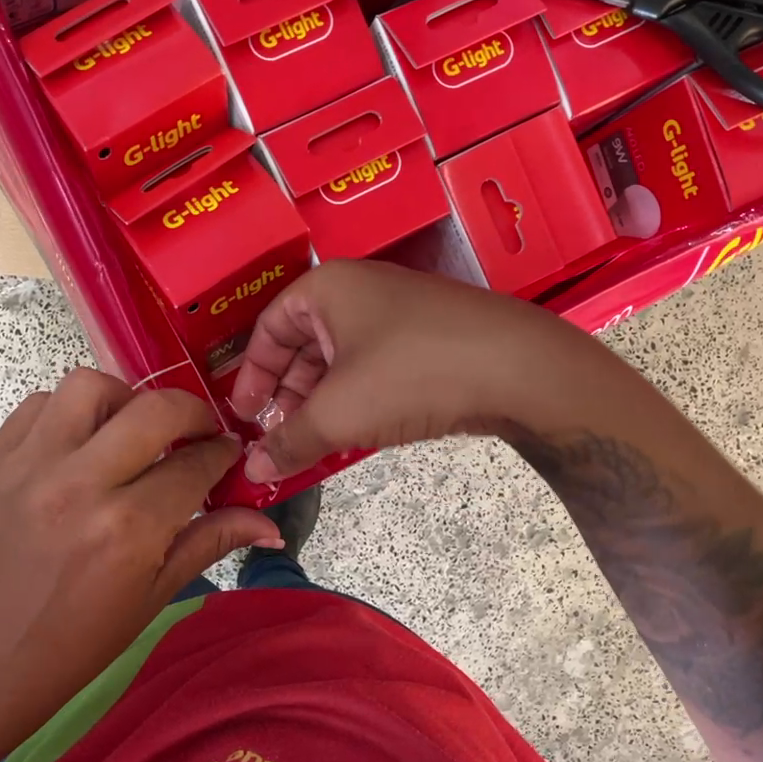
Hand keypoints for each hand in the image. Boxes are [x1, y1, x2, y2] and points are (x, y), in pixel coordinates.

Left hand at [0, 369, 279, 744]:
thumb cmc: (82, 637)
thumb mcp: (157, 593)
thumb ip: (211, 540)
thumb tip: (270, 522)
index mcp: (128, 528)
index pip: (194, 464)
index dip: (222, 454)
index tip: (227, 454)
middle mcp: (80, 484)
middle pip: (153, 409)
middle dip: (190, 413)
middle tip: (196, 432)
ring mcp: (30, 467)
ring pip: (89, 386)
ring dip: (123, 400)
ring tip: (131, 432)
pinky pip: (37, 404)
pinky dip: (67, 412)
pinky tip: (82, 443)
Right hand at [229, 260, 597, 483]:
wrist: (518, 370)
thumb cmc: (411, 374)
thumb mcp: (337, 413)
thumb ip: (288, 442)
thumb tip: (253, 472)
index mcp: (328, 288)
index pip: (269, 327)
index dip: (251, 375)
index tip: (244, 417)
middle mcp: (359, 292)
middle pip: (303, 346)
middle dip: (286, 397)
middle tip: (276, 439)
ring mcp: (397, 316)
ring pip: (339, 362)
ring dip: (319, 406)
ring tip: (310, 446)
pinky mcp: (426, 343)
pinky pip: (372, 371)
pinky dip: (354, 403)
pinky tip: (351, 438)